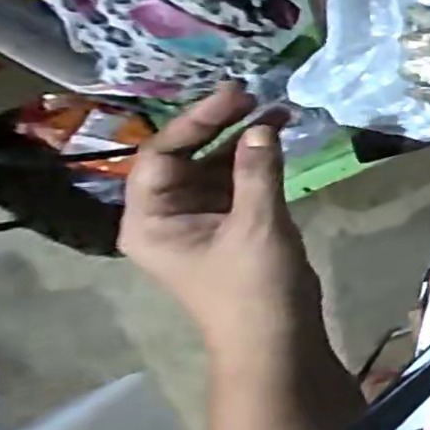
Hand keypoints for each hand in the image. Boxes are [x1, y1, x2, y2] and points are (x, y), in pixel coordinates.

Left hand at [119, 83, 319, 354]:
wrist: (276, 334)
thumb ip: (257, 171)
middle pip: (186, 157)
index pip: (161, 156)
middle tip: (256, 97)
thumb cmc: (253, 285)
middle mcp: (168, 215)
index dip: (196, 122)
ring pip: (215, 166)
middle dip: (220, 126)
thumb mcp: (257, 224)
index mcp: (151, 220)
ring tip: (277, 112)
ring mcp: (201, 219)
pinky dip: (256, 159)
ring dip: (243, 140)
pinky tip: (278, 140)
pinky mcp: (232, 223)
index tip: (235, 95)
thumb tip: (260, 125)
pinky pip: (237, 180)